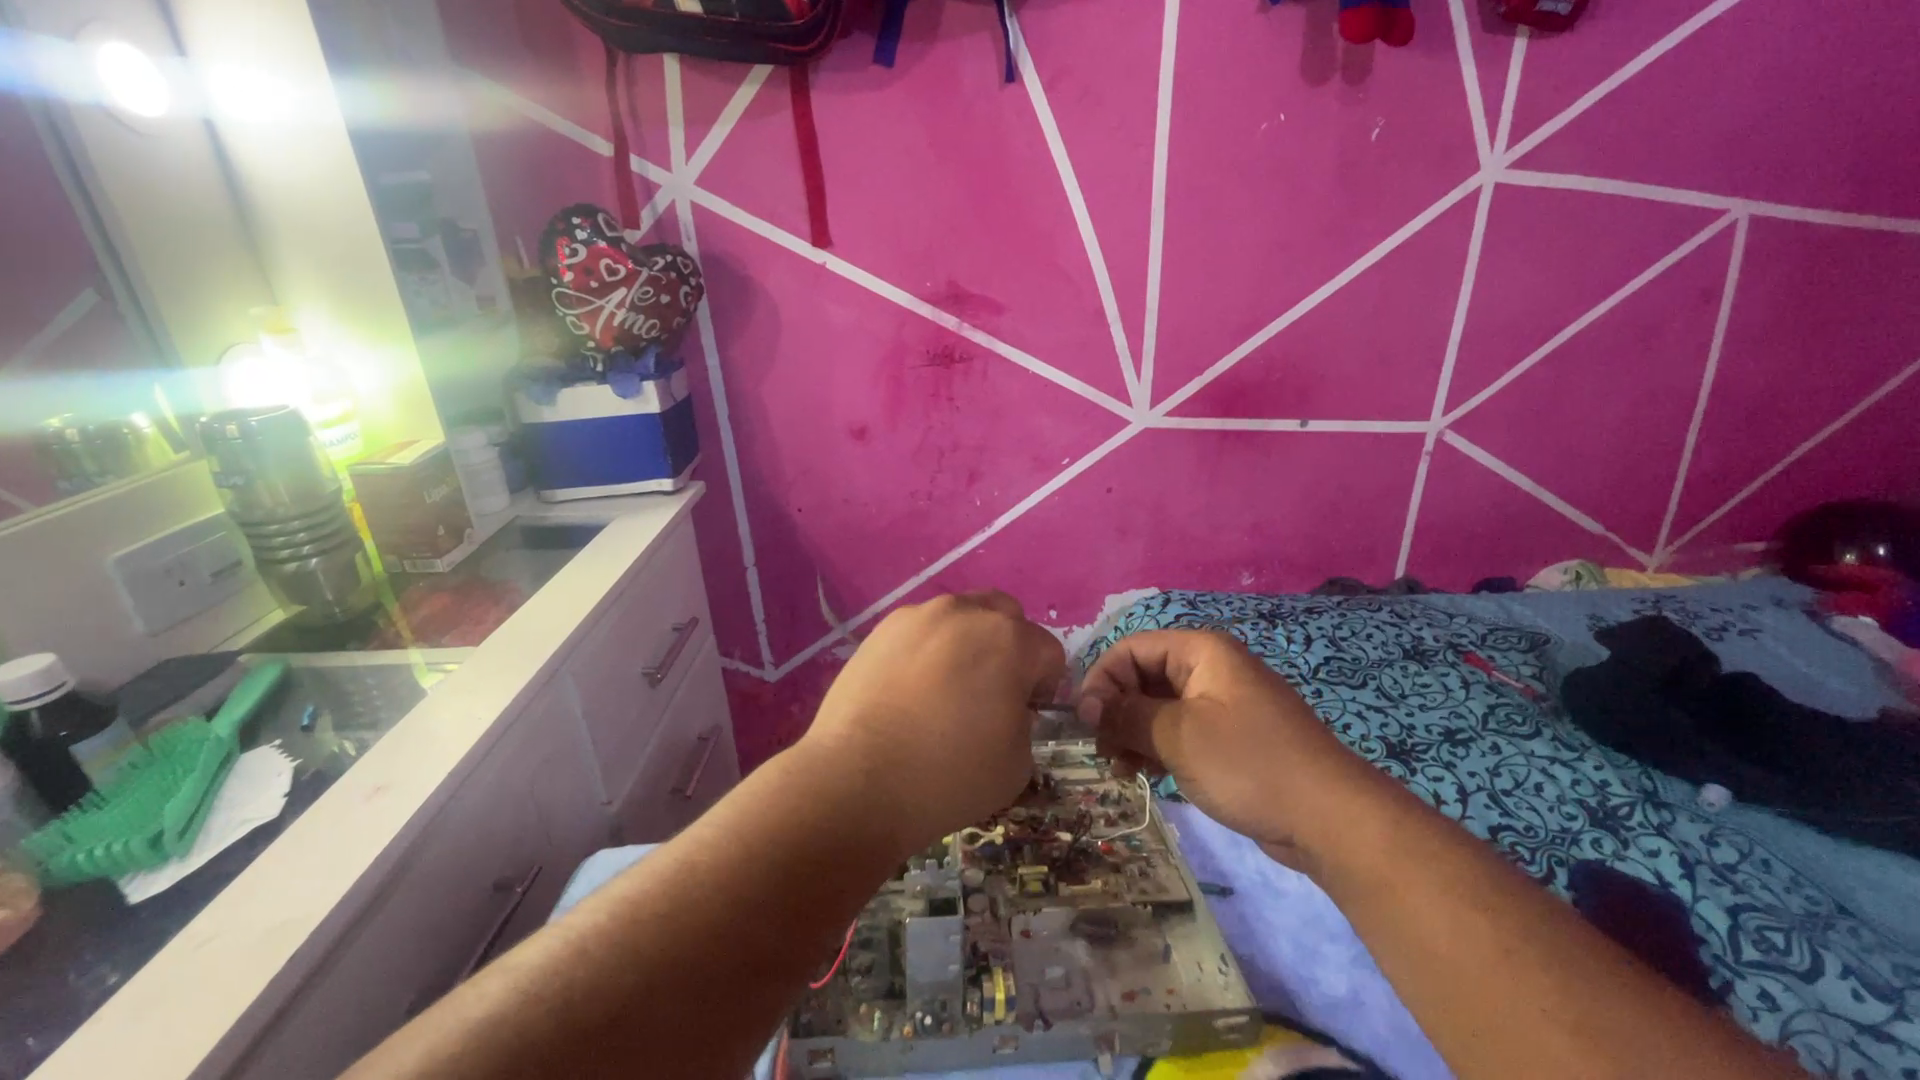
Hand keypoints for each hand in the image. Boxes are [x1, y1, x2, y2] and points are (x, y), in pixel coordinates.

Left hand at [800, 591, 1065, 854]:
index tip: (1024, 716)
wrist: (858, 782)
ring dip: (965, 645)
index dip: (1042, 687)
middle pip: (1004, 617)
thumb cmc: (949, 776)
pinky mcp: (879, 631)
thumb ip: (1024, 722)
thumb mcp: (1018, 763)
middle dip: (1008, 649)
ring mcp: (917, 617)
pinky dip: (926, 652)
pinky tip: (909, 692)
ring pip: (959, 619)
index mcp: (1009, 640)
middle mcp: (965, 613)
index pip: (1047, 652)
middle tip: (990, 693)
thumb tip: (1006, 708)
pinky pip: (920, 632)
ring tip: (944, 692)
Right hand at [1077, 629, 1380, 869]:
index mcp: (1202, 651)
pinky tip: (1145, 776)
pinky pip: (1180, 733)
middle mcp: (1211, 670)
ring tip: (1120, 771)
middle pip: (1143, 677)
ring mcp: (1223, 706)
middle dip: (1115, 711)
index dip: (1101, 680)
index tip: (1083, 722)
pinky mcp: (1230, 740)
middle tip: (1100, 752)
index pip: (1131, 649)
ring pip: (1158, 709)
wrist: (1328, 817)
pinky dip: (1156, 749)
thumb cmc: (1248, 763)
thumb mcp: (1177, 735)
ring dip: (1132, 735)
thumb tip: (1087, 706)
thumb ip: (1125, 714)